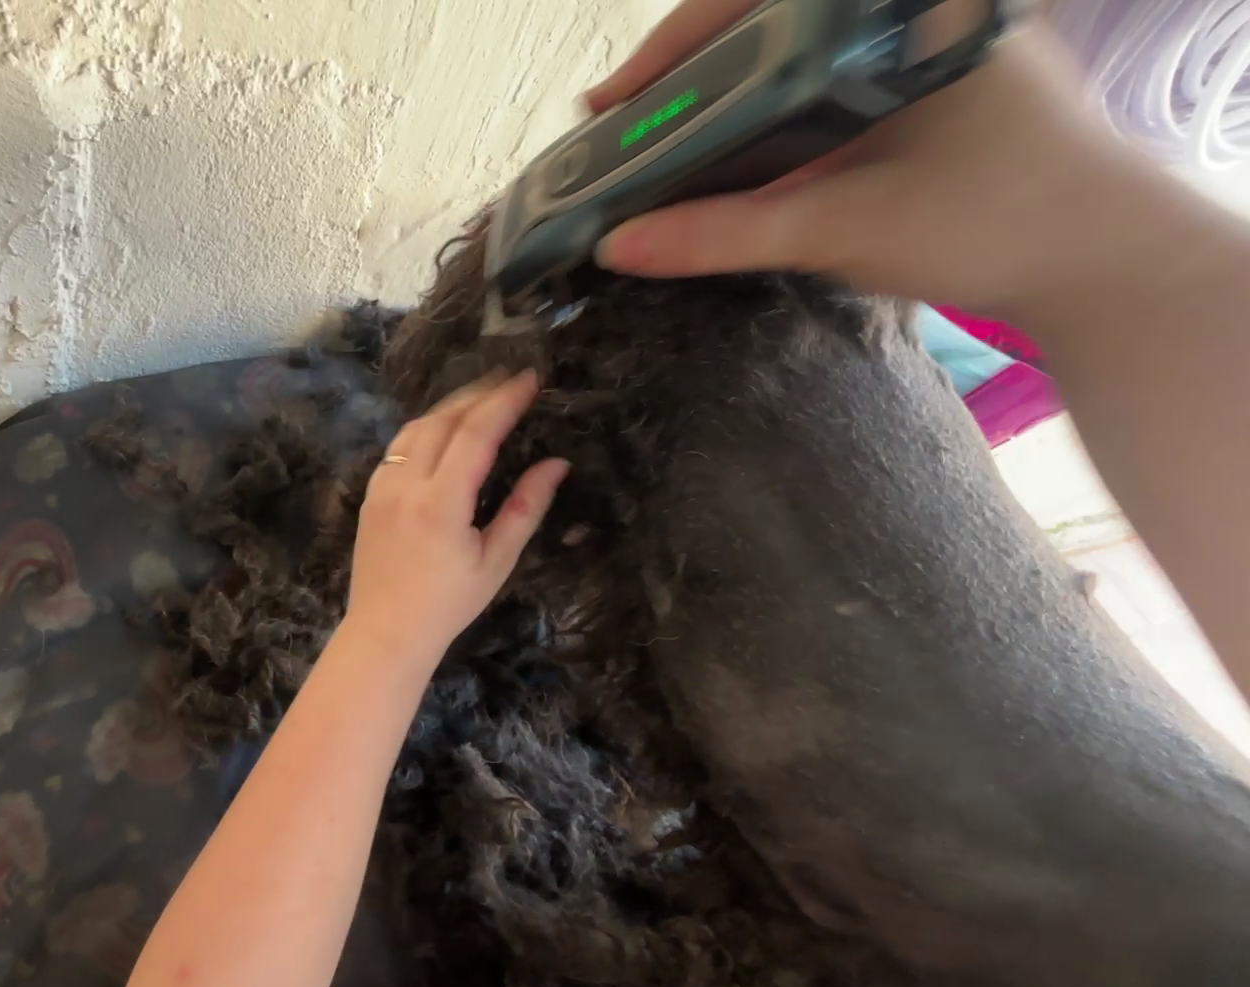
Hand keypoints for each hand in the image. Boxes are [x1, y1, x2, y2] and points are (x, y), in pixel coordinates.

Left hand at [342, 370, 569, 670]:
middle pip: (443, 421)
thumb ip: (526, 507)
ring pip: (415, 428)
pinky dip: (423, 428)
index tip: (531, 379)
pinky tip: (442, 428)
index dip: (505, 401)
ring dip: (449, 407)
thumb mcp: (496, 561)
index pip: (476, 434)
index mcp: (441, 503)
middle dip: (479, 394)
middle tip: (511, 379)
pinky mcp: (369, 495)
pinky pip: (397, 447)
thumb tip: (557, 463)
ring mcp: (381, 488)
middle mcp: (405, 485)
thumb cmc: (448, 604)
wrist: (385, 631)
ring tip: (481, 396)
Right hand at [585, 3, 1148, 318]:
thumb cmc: (991, 220)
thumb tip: (617, 244)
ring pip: (771, 66)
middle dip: (676, 79)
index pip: (759, 3)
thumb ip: (722, 235)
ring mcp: (893, 55)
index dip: (672, 48)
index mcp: (897, 11)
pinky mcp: (889, 96)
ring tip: (638, 149)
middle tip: (611, 128)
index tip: (606, 101)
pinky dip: (738, 132)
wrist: (1086, 256)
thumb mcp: (840, 226)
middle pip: (757, 30)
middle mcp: (894, 17)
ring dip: (701, 107)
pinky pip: (793, 100)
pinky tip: (700, 164)